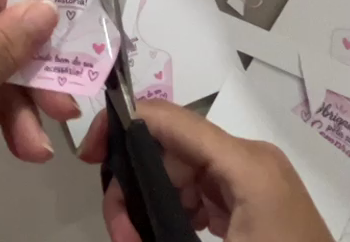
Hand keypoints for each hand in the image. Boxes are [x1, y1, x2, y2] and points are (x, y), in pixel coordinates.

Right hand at [79, 98, 329, 241]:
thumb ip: (162, 228)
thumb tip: (123, 224)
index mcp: (246, 164)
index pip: (169, 119)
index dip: (121, 126)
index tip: (90, 156)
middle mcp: (251, 159)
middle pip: (171, 149)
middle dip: (136, 183)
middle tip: (118, 229)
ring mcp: (257, 181)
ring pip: (183, 171)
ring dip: (153, 201)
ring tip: (136, 238)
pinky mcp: (259, 203)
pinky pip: (204, 190)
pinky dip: (178, 209)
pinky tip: (165, 234)